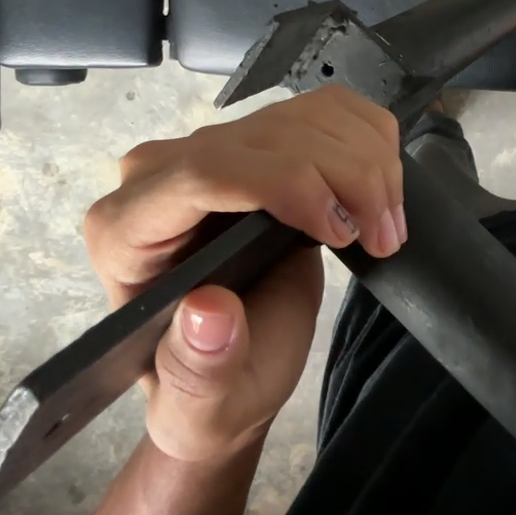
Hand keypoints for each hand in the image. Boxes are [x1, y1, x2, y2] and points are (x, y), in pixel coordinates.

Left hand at [82, 86, 405, 459]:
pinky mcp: (266, 137)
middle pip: (269, 134)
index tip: (340, 230)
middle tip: (384, 238)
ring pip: (308, 115)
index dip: (284, 183)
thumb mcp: (203, 406)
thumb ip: (197, 371)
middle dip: (345, 177)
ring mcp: (220, 146)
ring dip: (367, 162)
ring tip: (387, 225)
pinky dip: (371, 142)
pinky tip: (380, 192)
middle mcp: (166, 172)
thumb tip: (208, 311)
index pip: (203, 170)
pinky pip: (330, 108)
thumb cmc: (216, 386)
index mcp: (128, 230)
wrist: (243, 361)